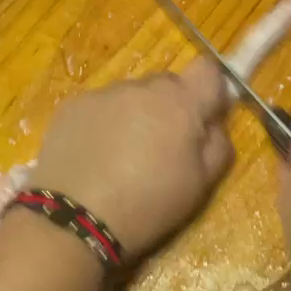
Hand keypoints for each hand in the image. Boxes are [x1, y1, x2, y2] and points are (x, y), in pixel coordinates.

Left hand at [29, 59, 232, 260]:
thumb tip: (214, 123)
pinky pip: (101, 106)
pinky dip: (104, 123)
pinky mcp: (73, 105)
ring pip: (132, 95)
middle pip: (168, 84)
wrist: (73, 220)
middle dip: (171, 108)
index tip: (204, 118)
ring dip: (136, 115)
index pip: (208, 70)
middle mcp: (143, 87)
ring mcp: (105, 93)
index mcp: (181, 103)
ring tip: (121, 157)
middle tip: (162, 148)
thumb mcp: (200, 185)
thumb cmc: (147, 205)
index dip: (210, 90)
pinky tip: (94, 157)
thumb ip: (217, 144)